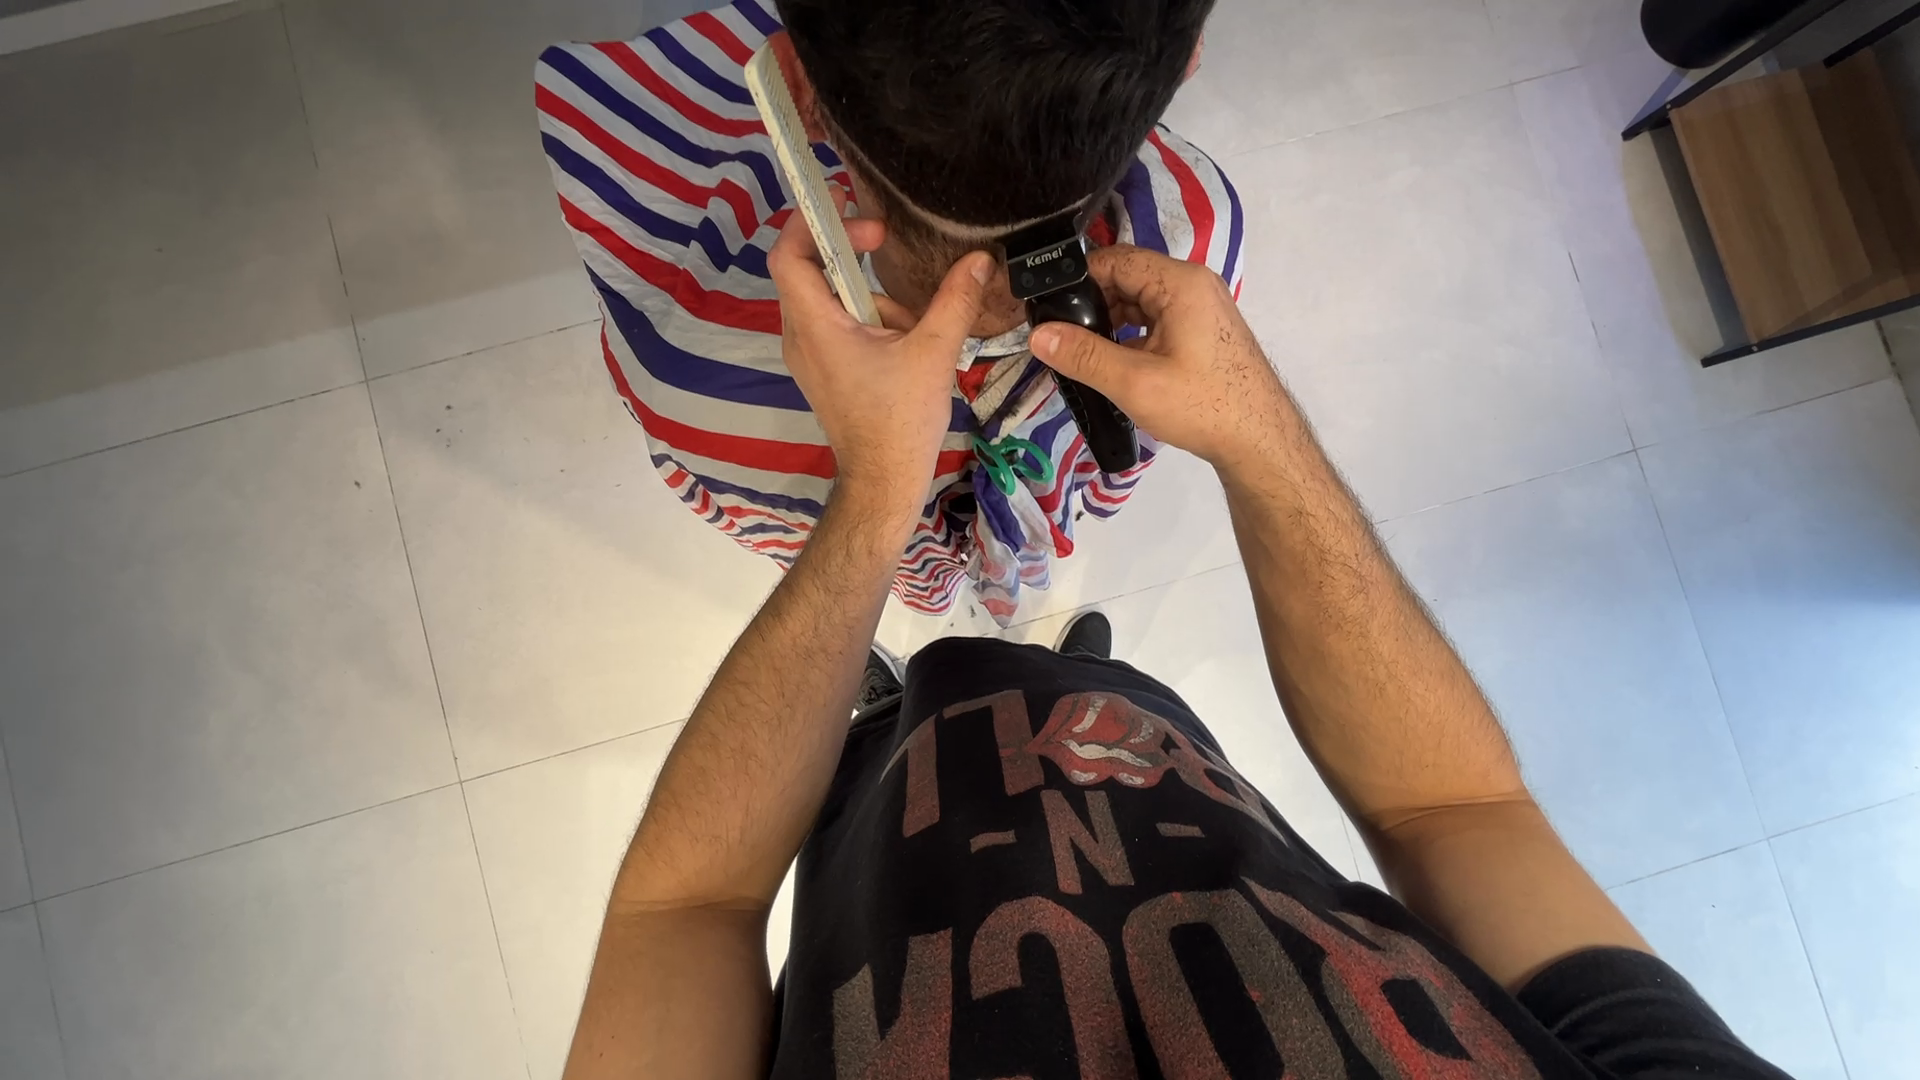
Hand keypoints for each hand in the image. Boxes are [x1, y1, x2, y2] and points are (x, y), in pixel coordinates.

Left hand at [766, 205, 991, 522]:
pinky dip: (867, 322)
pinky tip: (904, 348)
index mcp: (816, 327)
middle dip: (849, 254)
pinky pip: (836, 327)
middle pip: (808, 271)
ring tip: (910, 324)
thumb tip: (980, 259)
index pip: (788, 254)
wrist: (884, 481)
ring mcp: (808, 358)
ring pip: (829, 301)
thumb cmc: (901, 421)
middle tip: (885, 243)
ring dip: (868, 296)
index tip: (856, 213)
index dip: (814, 221)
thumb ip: (955, 301)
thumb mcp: (934, 355)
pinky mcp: (823, 373)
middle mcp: (801, 337)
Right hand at [1028, 245, 1293, 475]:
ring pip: (1140, 302)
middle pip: (1128, 278)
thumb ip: (1083, 356)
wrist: (1258, 440)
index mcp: (1179, 283)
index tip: (1047, 309)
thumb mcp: (1134, 382)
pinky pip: (1156, 320)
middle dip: (1093, 305)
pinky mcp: (1203, 331)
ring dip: (1112, 324)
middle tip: (1062, 338)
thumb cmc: (1200, 405)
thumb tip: (1037, 335)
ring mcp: (1201, 307)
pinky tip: (1115, 366)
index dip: (1078, 280)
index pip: (1116, 259)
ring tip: (1084, 356)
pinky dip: (1132, 336)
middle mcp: (1193, 284)